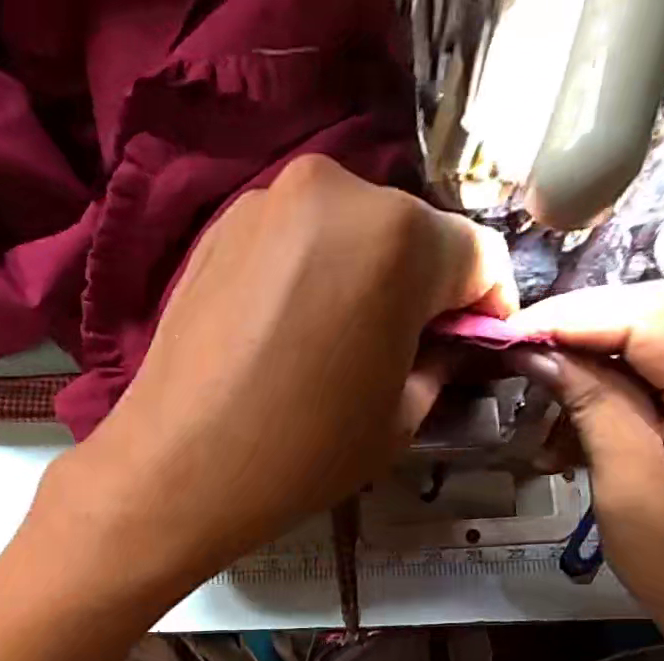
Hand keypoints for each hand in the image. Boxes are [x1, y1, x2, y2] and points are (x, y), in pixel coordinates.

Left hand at [41, 154, 515, 597]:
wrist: (177, 464)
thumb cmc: (302, 451)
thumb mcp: (399, 418)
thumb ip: (441, 362)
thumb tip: (449, 341)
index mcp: (397, 238)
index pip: (478, 254)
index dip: (486, 304)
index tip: (474, 342)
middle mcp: (336, 191)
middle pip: (412, 234)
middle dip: (421, 287)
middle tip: (402, 348)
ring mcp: (270, 201)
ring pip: (352, 232)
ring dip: (364, 277)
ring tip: (339, 344)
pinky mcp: (223, 224)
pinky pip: (298, 241)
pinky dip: (313, 274)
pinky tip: (291, 331)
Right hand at [510, 284, 663, 660]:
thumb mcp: (628, 485)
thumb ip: (589, 398)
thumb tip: (537, 346)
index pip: (662, 316)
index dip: (577, 315)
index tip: (511, 329)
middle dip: (602, 332)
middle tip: (535, 352)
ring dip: (634, 350)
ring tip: (572, 379)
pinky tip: (632, 390)